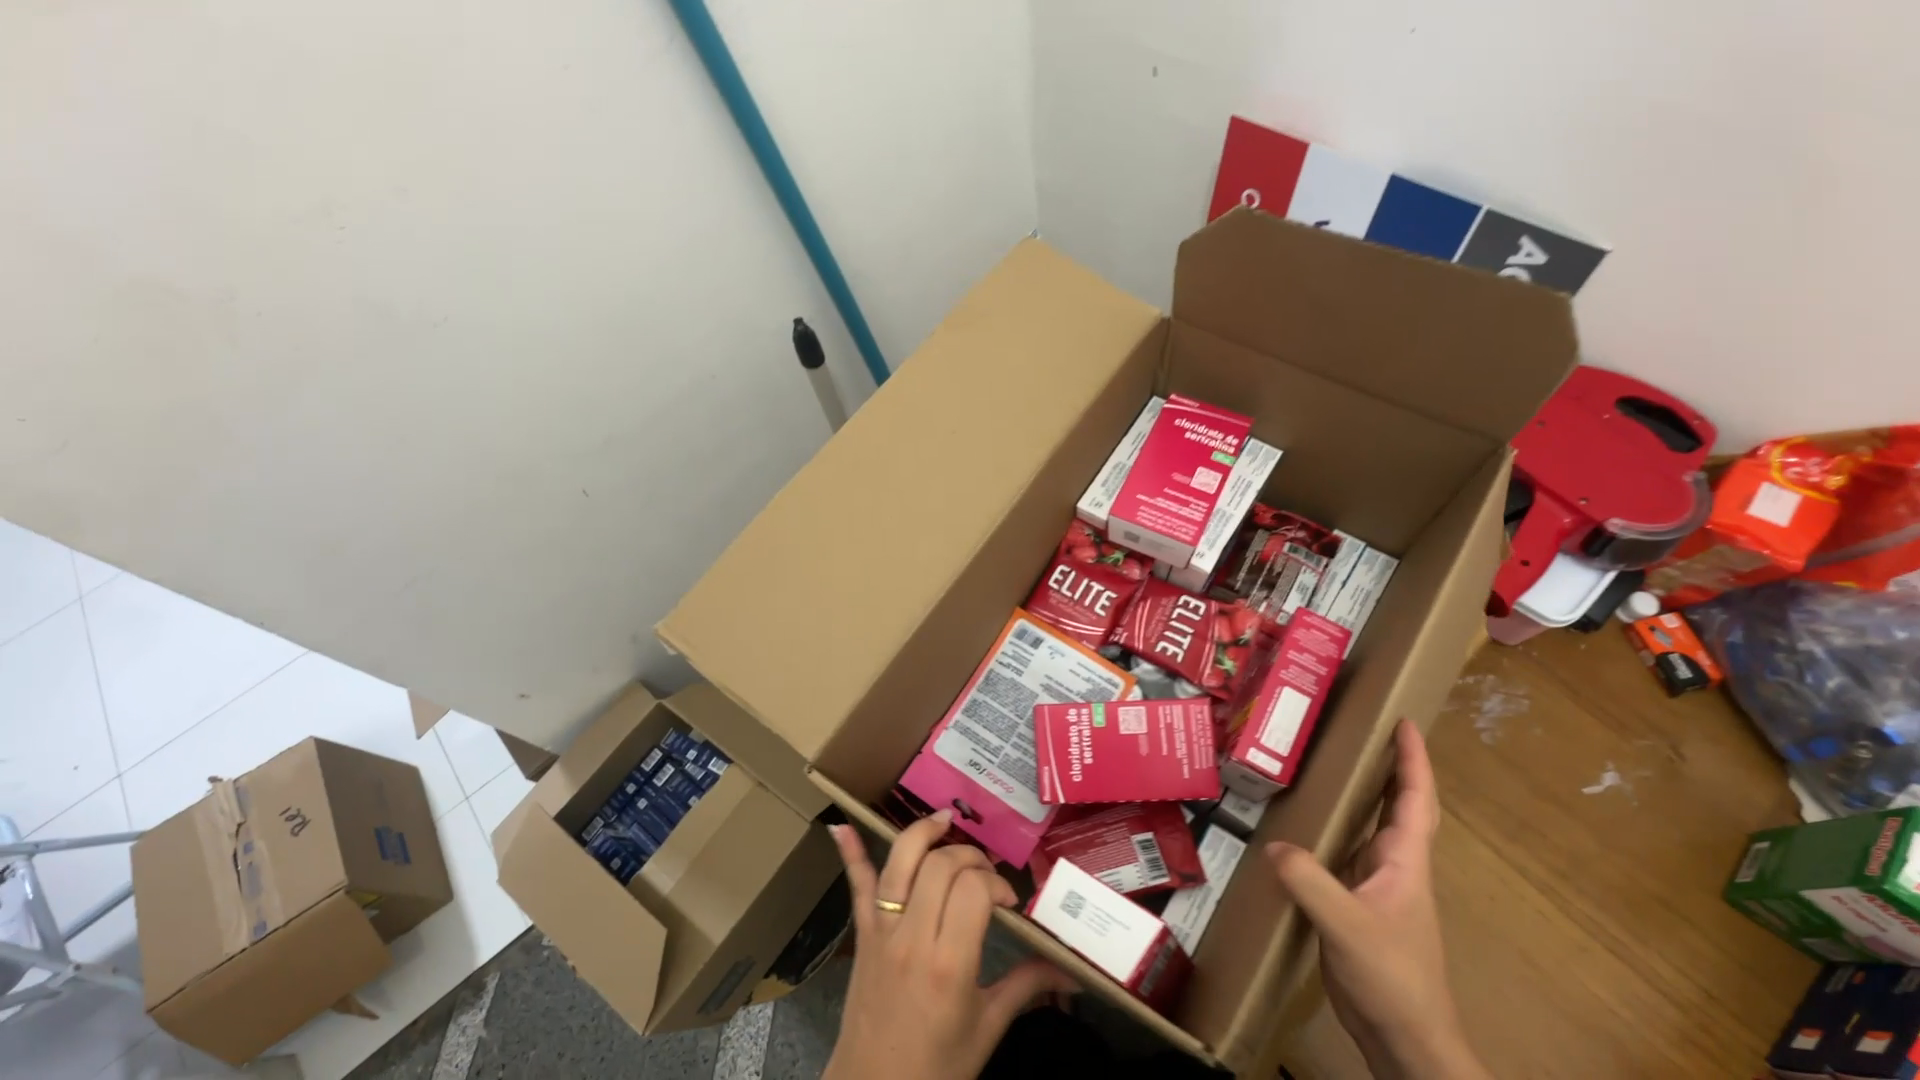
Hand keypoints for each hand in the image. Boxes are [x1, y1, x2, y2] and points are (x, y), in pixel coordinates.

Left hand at [823, 811, 1075, 1079]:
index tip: (1008, 902)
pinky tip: (840, 825)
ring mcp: (881, 931)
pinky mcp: (862, 934)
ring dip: (922, 833)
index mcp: (948, 963)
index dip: (996, 884)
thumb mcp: (987, 1027)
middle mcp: (912, 938)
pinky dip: (849, 854)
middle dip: (970, 857)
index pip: (974, 890)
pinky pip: (855, 887)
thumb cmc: (936, 1066)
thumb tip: (1072, 970)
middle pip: (940, 866)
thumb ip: (1026, 986)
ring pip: (899, 864)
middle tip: (986, 876)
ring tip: (946, 820)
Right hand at [1266, 720, 1489, 1079]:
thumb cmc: (1391, 976)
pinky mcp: (1360, 912)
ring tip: (1328, 774)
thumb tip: (1274, 844)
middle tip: (1361, 735)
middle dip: (1388, 771)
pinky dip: (1332, 838)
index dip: (1413, 760)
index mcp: (1404, 863)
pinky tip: (1303, 837)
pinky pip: (1345, 861)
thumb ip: (1309, 881)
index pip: (1415, 800)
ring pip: (1370, 835)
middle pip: (1398, 810)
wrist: (1406, 1037)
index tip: (1406, 722)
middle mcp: (1396, 869)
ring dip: (1360, 803)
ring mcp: (1380, 892)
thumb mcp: (1345, 924)